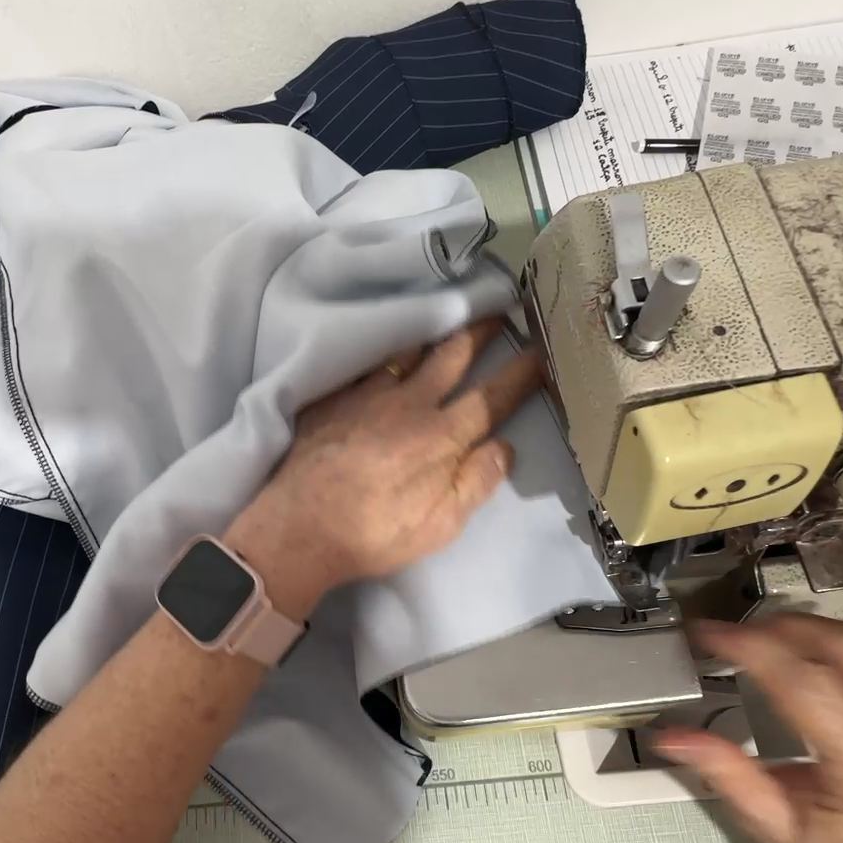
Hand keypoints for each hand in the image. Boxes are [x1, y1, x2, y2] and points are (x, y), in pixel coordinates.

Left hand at [224, 318, 540, 613]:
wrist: (298, 527)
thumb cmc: (372, 535)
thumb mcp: (439, 526)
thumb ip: (476, 483)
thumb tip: (505, 446)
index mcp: (441, 437)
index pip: (492, 397)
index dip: (522, 373)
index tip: (544, 352)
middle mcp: (408, 403)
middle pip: (452, 354)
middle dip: (481, 329)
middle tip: (500, 306)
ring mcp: (366, 394)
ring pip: (407, 348)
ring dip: (433, 328)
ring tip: (446, 310)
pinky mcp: (332, 396)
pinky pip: (365, 360)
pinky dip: (383, 346)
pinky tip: (384, 341)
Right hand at [653, 615, 842, 842]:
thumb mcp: (767, 822)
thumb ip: (723, 773)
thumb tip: (669, 735)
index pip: (808, 686)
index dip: (753, 650)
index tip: (708, 634)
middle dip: (781, 628)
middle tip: (734, 634)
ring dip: (808, 628)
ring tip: (761, 637)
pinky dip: (833, 641)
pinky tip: (800, 652)